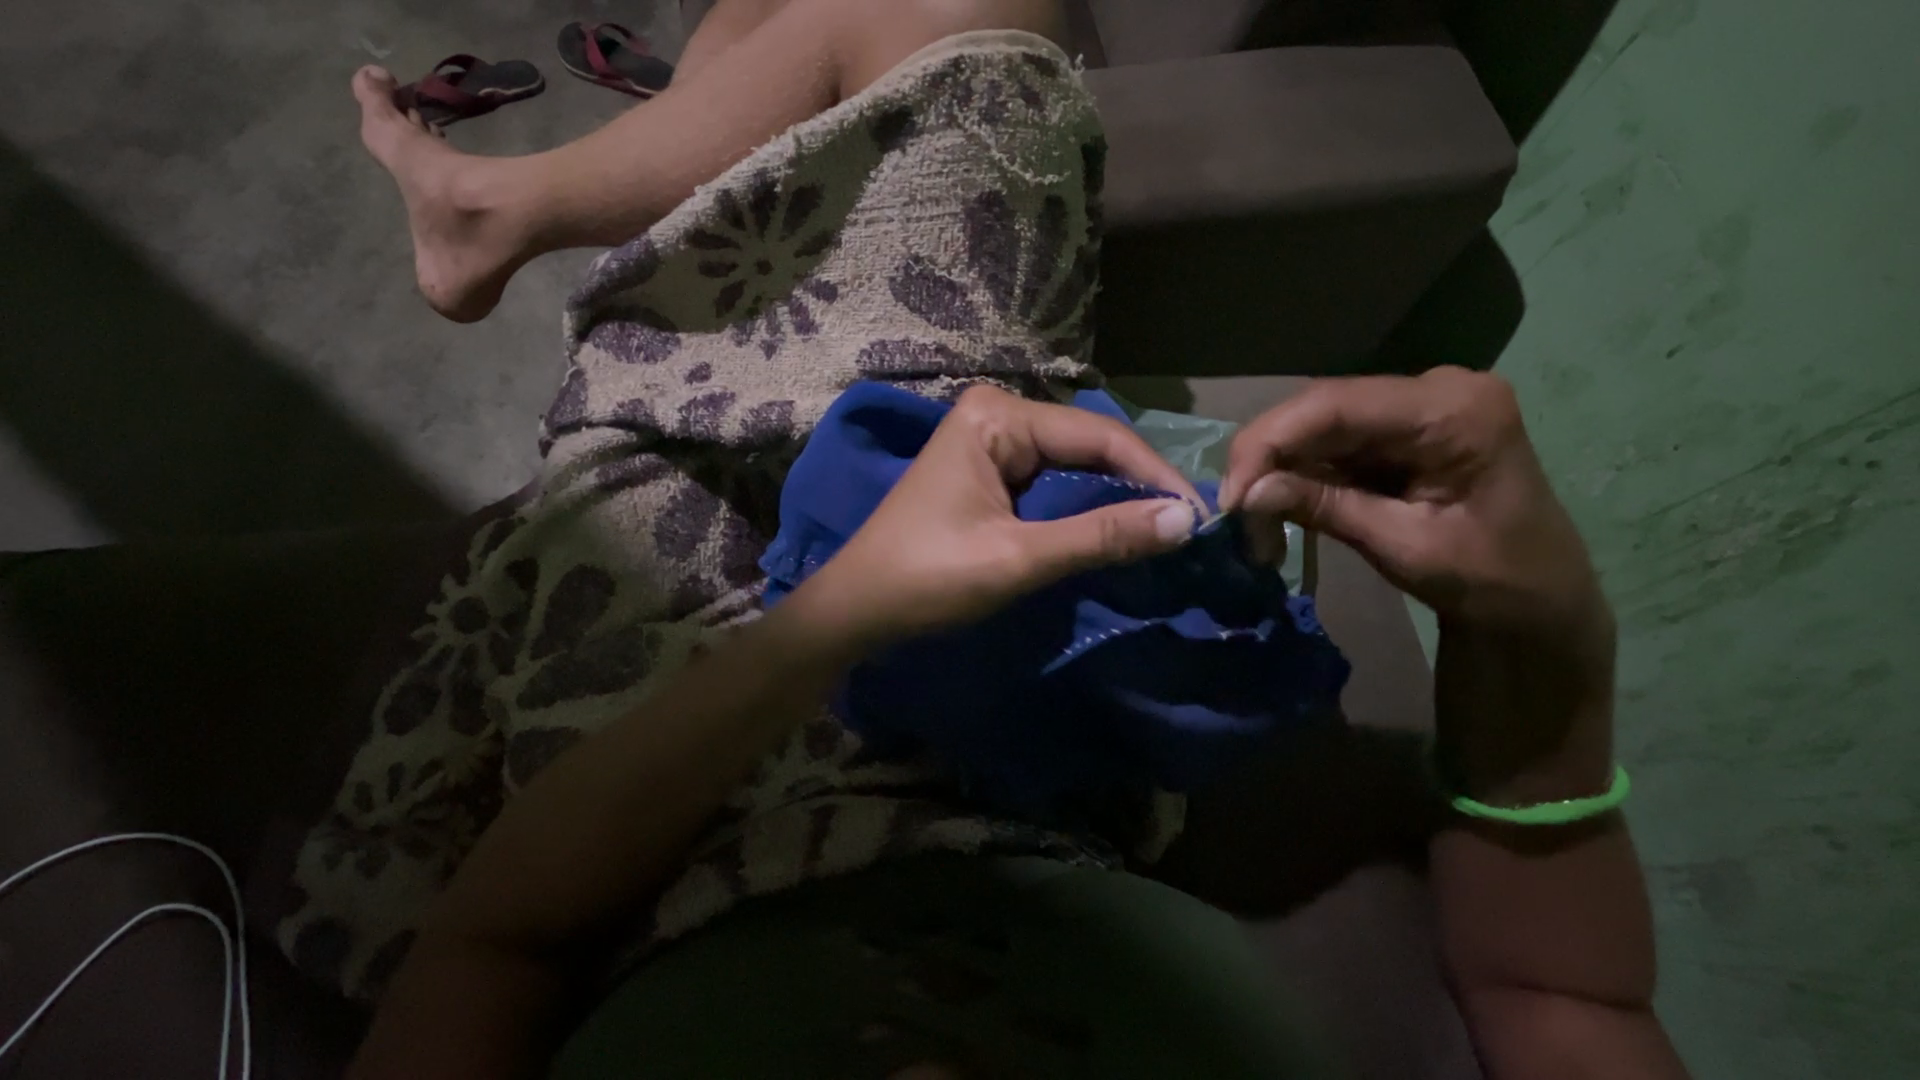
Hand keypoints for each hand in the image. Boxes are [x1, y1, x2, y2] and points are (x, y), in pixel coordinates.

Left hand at [789, 385, 1201, 650]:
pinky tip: (1119, 529)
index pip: (1099, 435)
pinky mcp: (989, 473)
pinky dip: (1086, 507)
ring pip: (1075, 464)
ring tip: (1168, 530)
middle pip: (1089, 444)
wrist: (857, 610)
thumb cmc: (927, 579)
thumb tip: (1184, 520)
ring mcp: (991, 442)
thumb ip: (1100, 535)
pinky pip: (1053, 482)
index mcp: (998, 416)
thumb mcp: (1018, 558)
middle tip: (1190, 527)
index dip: (1153, 475)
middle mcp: (997, 414)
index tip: (1201, 516)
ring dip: (1117, 497)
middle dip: (1139, 485)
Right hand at [1220, 367, 1606, 644]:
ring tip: (1250, 517)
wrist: (1538, 600)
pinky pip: (1334, 440)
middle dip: (1267, 457)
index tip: (1230, 495)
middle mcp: (1435, 389)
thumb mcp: (1403, 547)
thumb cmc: (1489, 579)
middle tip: (1232, 511)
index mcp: (1454, 410)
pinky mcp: (1403, 428)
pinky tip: (1277, 502)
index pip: (1335, 404)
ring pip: (1319, 423)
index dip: (1269, 443)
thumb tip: (1244, 495)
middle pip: (1322, 408)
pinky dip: (1300, 472)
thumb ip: (1324, 508)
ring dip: (1278, 467)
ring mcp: (1419, 405)